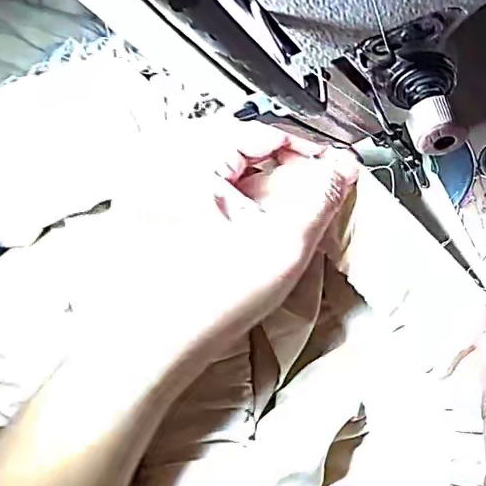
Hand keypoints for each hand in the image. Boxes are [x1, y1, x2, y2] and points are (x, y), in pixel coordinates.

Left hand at [43, 118, 356, 387]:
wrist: (145, 354)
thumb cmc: (199, 305)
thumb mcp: (281, 246)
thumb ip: (320, 199)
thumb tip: (341, 169)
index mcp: (187, 158)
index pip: (267, 131)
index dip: (310, 153)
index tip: (334, 173)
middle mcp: (161, 165)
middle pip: (246, 150)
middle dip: (286, 174)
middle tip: (311, 203)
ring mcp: (150, 190)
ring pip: (226, 173)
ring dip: (260, 192)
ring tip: (276, 226)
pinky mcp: (148, 215)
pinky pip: (203, 194)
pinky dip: (233, 207)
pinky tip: (244, 239)